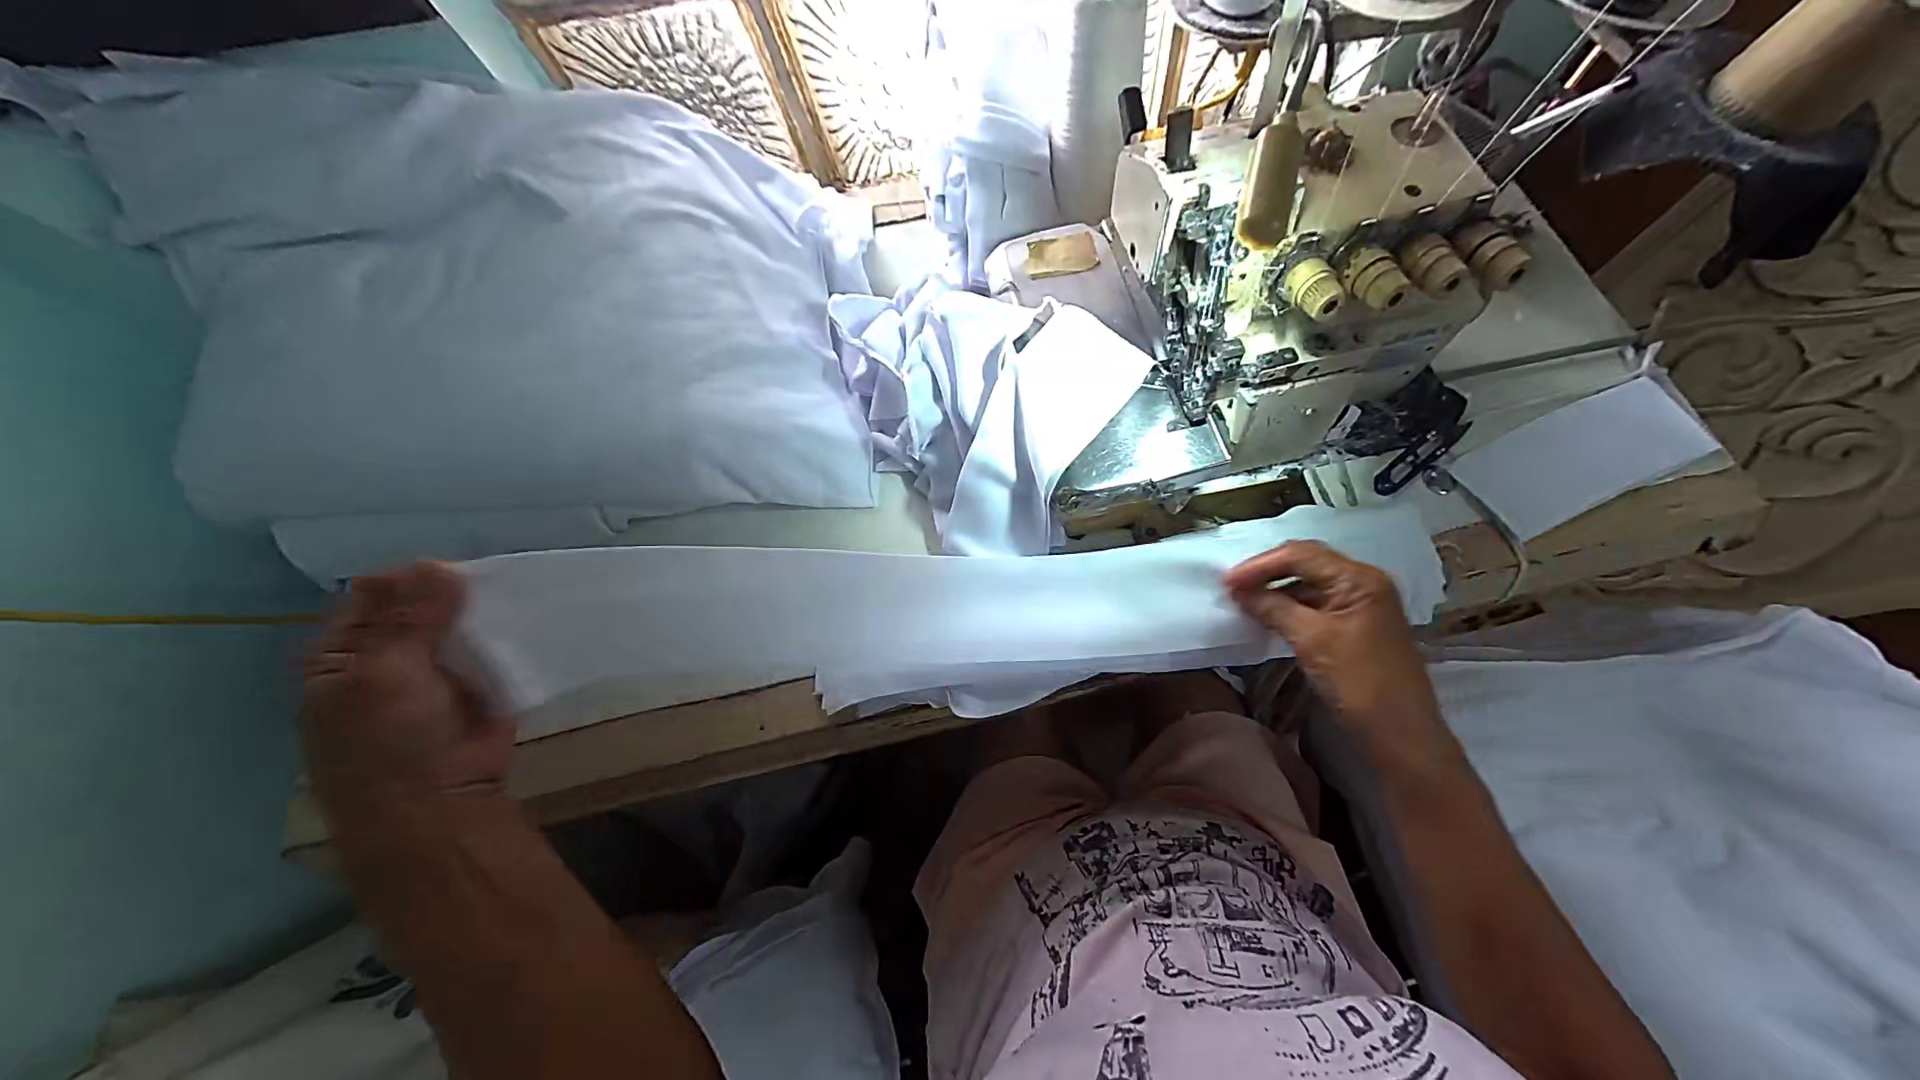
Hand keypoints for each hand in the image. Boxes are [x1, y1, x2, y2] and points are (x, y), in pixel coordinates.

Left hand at [302, 563, 512, 820]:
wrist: (441, 803)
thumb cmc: (391, 742)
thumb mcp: (385, 673)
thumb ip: (411, 618)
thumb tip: (437, 565)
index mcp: (344, 653)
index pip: (373, 595)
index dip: (409, 577)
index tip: (452, 565)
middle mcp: (387, 658)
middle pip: (422, 607)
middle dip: (453, 590)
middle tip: (493, 573)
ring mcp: (436, 672)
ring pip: (461, 626)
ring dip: (484, 611)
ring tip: (518, 586)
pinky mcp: (480, 685)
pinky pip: (493, 650)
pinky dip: (508, 635)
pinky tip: (532, 615)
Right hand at [1222, 540, 1438, 726]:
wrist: (1400, 734)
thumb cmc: (1359, 682)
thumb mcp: (1311, 640)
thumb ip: (1273, 607)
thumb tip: (1239, 591)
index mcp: (1359, 579)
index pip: (1301, 555)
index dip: (1259, 565)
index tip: (1226, 582)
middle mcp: (1364, 583)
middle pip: (1306, 563)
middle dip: (1267, 572)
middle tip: (1232, 586)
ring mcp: (1361, 604)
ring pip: (1309, 583)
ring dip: (1276, 589)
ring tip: (1244, 600)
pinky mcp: (1355, 625)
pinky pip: (1316, 603)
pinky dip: (1289, 605)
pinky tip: (1267, 615)